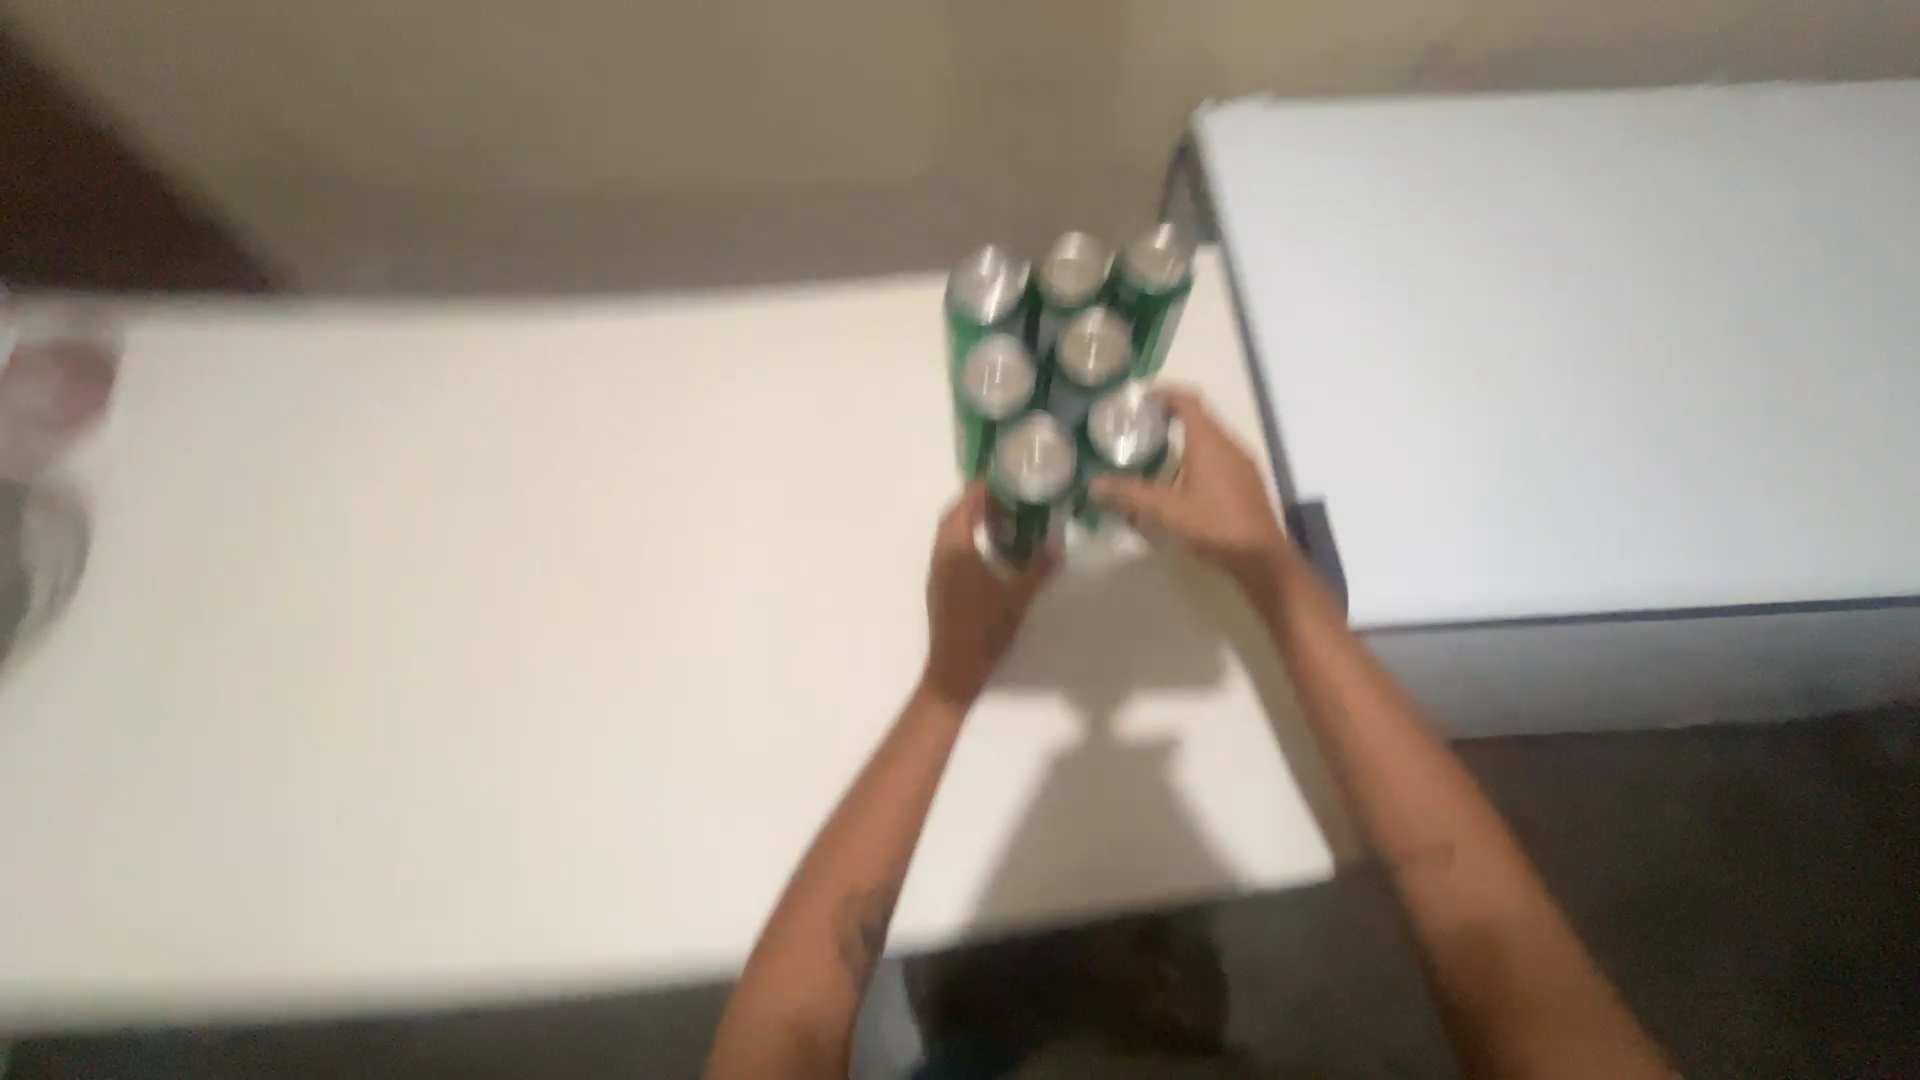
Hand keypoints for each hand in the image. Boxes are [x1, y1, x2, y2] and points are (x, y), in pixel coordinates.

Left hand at [920, 483, 1057, 706]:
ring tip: (1001, 518)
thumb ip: (1039, 567)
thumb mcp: (1019, 596)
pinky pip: (951, 551)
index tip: (999, 477)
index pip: (962, 507)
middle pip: (953, 517)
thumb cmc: (986, 628)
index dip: (978, 489)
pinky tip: (990, 550)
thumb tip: (1058, 543)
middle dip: (974, 503)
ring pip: (949, 535)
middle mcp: (941, 556)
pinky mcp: (940, 587)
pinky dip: (967, 540)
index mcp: (956, 551)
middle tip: (1005, 495)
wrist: (956, 668)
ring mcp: (937, 572)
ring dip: (970, 522)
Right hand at [1091, 386, 1286, 588]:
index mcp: (1209, 441)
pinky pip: (1221, 451)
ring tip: (1158, 449)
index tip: (1141, 399)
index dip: (1165, 393)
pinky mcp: (1248, 478)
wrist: (1261, 556)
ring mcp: (1243, 460)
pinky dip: (1200, 451)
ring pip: (1212, 434)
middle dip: (1172, 414)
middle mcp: (1229, 442)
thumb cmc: (1213, 525)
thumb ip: (1130, 494)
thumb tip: (1094, 485)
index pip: (1188, 401)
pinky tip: (1185, 476)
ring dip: (1187, 434)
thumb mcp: (1167, 510)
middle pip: (1200, 414)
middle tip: (1142, 425)